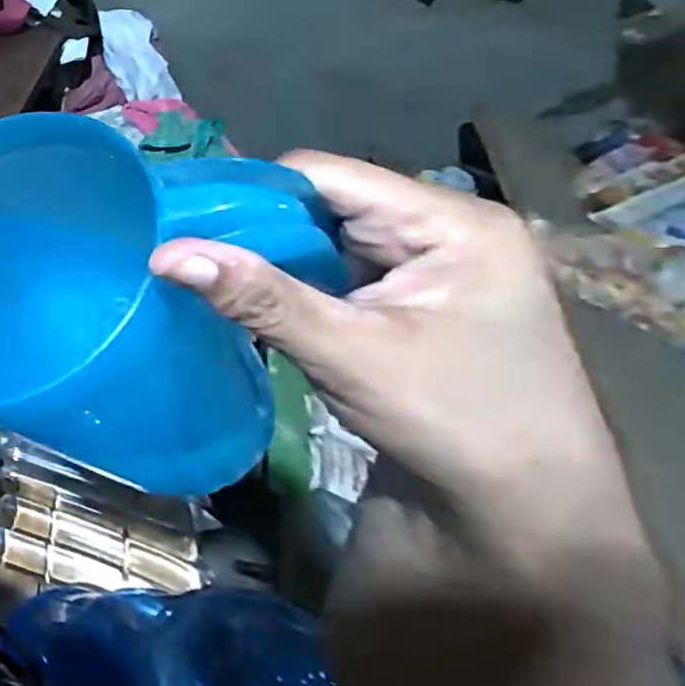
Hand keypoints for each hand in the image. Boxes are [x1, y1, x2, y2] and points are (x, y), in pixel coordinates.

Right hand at [148, 152, 636, 549]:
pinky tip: (242, 293)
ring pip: (312, 232)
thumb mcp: (346, 353)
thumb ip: (257, 296)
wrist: (521, 511)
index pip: (322, 175)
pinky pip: (320, 263)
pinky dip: (278, 275)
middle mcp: (437, 228)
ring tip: (201, 269)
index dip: (248, 192)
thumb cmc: (454, 421)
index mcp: (450, 223)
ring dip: (260, 253)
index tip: (182, 219)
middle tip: (181, 247)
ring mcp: (419, 261)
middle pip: (314, 200)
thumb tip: (163, 253)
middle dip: (248, 225)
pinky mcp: (397, 292)